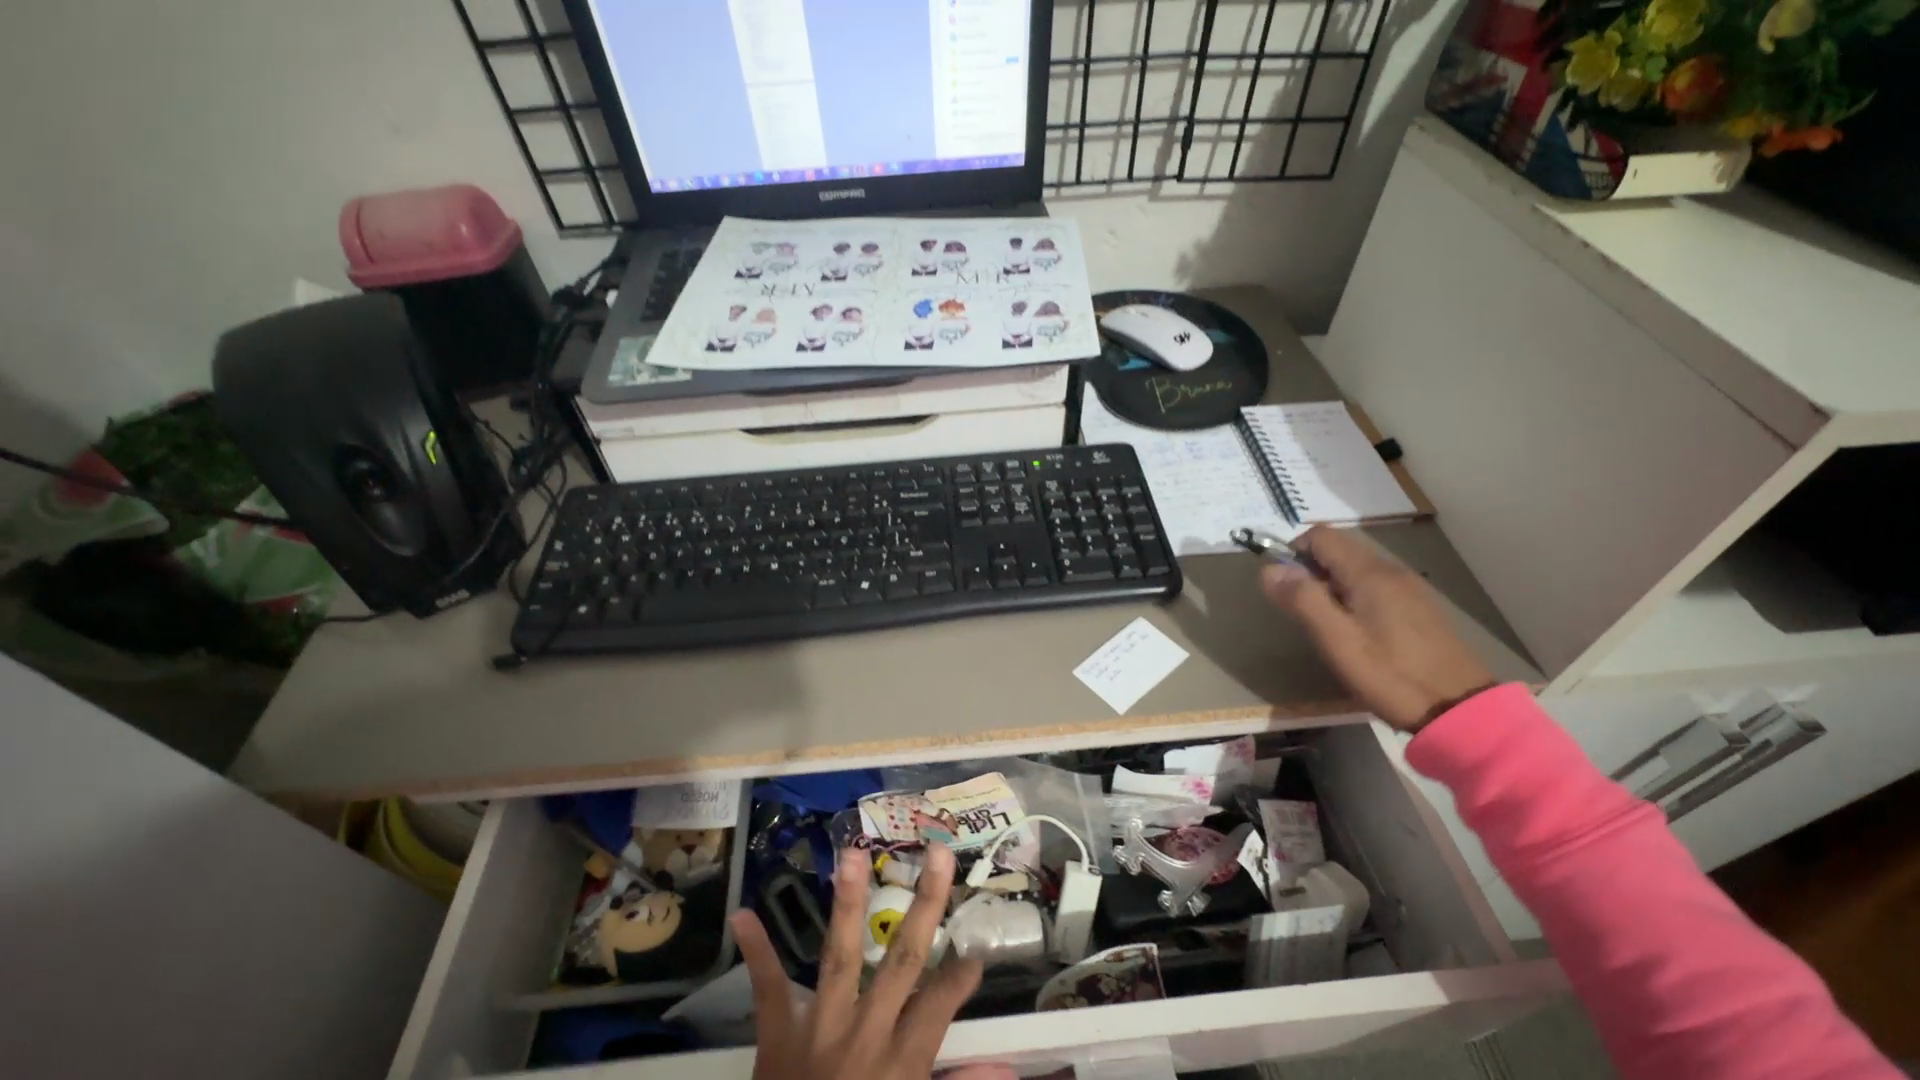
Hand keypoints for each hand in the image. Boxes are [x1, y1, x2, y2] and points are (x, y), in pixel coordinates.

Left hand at [732, 844, 1012, 1079]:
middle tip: (938, 854)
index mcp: (901, 1062)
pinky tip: (742, 914)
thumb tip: (1007, 1069)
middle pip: (902, 961)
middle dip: (924, 906)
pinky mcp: (777, 1038)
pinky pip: (767, 990)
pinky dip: (756, 953)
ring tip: (851, 855)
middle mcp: (865, 1035)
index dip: (960, 976)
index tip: (976, 950)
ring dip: (848, 905)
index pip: (940, 1004)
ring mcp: (819, 1030)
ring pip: (840, 957)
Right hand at [1261, 526, 1495, 732]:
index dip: (1294, 552)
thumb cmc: (1391, 674)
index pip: (1321, 535)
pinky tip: (1362, 635)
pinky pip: (1377, 587)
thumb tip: (1269, 569)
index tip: (1286, 589)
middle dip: (1313, 572)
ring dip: (1334, 587)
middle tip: (1308, 616)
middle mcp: (1391, 570)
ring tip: (1332, 629)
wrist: (1459, 707)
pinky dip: (1357, 598)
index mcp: (1369, 572)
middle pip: (1340, 550)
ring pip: (1358, 570)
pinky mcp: (1421, 608)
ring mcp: (1411, 588)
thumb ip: (1303, 600)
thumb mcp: (1337, 640)